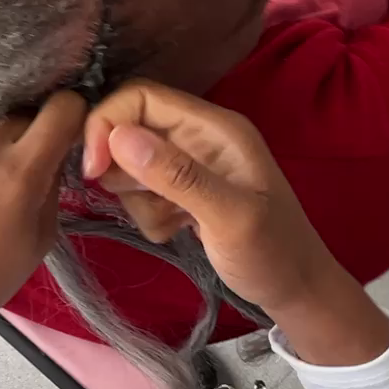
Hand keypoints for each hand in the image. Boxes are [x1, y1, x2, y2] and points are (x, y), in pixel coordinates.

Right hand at [81, 81, 388, 365]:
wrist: (295, 291)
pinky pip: (140, 191)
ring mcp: (189, 163)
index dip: (106, 124)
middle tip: (141, 203)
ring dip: (136, 198)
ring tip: (173, 223)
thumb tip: (119, 136)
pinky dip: (148, 214)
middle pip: (127, 128)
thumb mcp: (229, 218)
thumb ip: (177, 175)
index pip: (140, 97)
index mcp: (213, 127)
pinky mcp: (181, 190)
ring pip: (129, 163)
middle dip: (119, 168)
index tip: (92, 170)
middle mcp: (198, 136)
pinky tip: (177, 231)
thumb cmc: (273, 254)